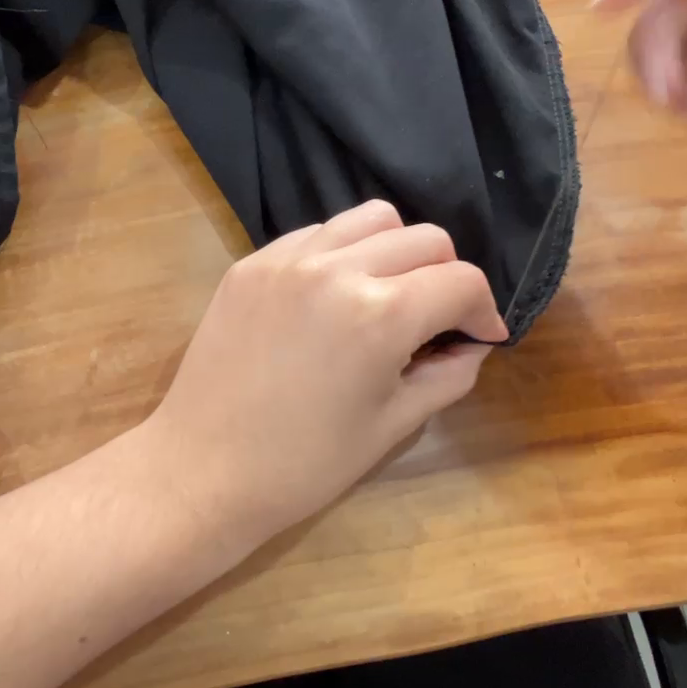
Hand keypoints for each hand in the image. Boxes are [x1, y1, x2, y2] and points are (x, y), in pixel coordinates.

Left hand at [133, 200, 506, 552]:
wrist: (204, 468)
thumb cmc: (305, 463)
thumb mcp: (392, 425)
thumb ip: (447, 375)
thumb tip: (471, 345)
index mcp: (379, 314)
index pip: (460, 281)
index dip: (483, 310)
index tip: (479, 336)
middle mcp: (335, 268)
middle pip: (423, 238)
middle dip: (446, 275)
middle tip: (436, 319)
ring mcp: (287, 259)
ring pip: (370, 219)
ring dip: (396, 250)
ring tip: (386, 294)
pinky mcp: (251, 263)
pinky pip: (315, 234)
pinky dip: (342, 252)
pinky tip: (333, 295)